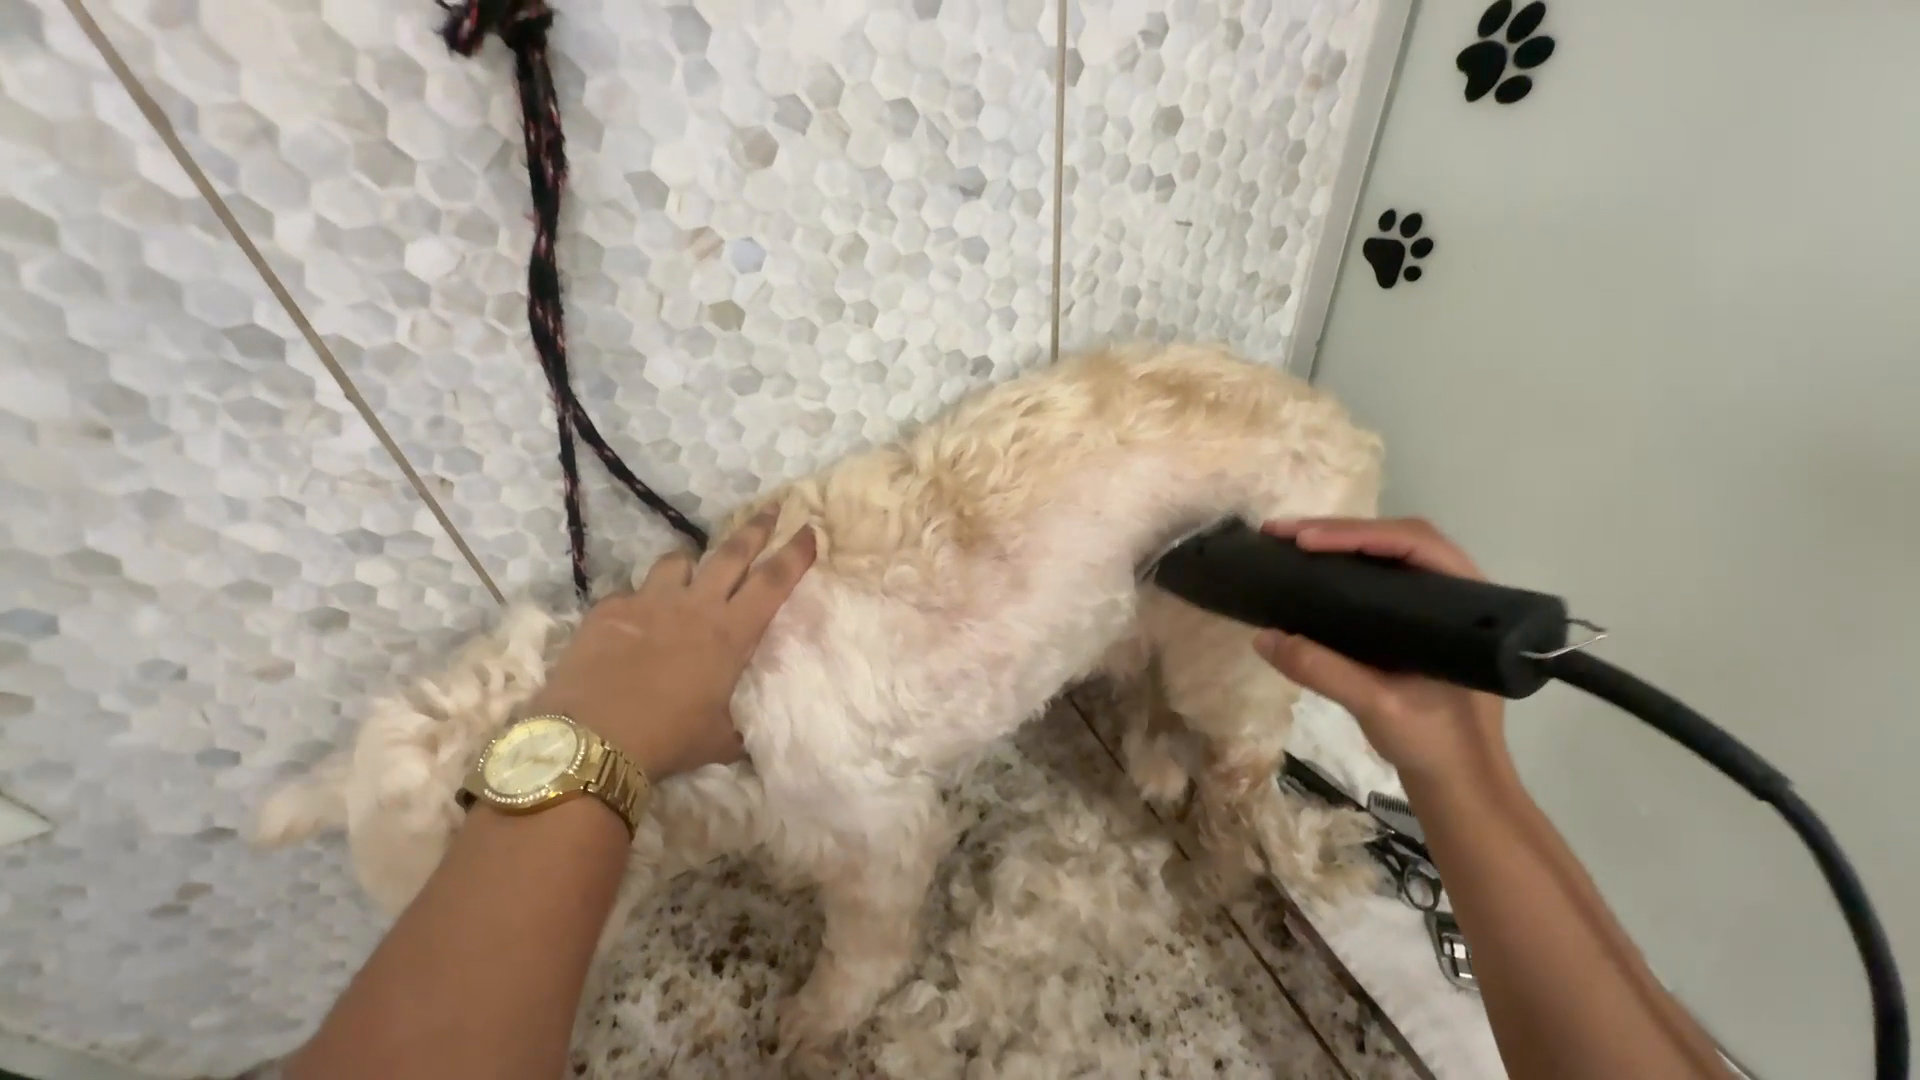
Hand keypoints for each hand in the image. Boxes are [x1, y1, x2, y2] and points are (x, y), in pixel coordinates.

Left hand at [525, 512, 816, 780]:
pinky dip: (641, 601)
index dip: (794, 554)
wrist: (591, 738)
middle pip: (732, 553)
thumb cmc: (667, 739)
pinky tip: (634, 621)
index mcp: (731, 633)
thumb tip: (749, 745)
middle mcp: (695, 606)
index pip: (773, 582)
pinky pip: (633, 592)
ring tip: (691, 573)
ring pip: (679, 561)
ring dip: (692, 564)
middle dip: (756, 528)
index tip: (808, 530)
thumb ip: (736, 729)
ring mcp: (650, 602)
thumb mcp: (718, 739)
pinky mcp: (610, 609)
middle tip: (771, 509)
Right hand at [1251, 517, 1513, 789]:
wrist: (1460, 783)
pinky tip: (1307, 572)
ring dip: (1336, 544)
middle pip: (1395, 539)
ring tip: (1286, 543)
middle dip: (1337, 530)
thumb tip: (1263, 635)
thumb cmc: (1434, 743)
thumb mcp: (1377, 706)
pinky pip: (1376, 579)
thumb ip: (1324, 670)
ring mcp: (1434, 608)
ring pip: (1385, 556)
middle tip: (1281, 533)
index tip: (1305, 541)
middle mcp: (1454, 595)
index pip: (1412, 544)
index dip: (1356, 534)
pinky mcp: (1413, 623)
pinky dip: (1339, 568)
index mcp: (1465, 606)